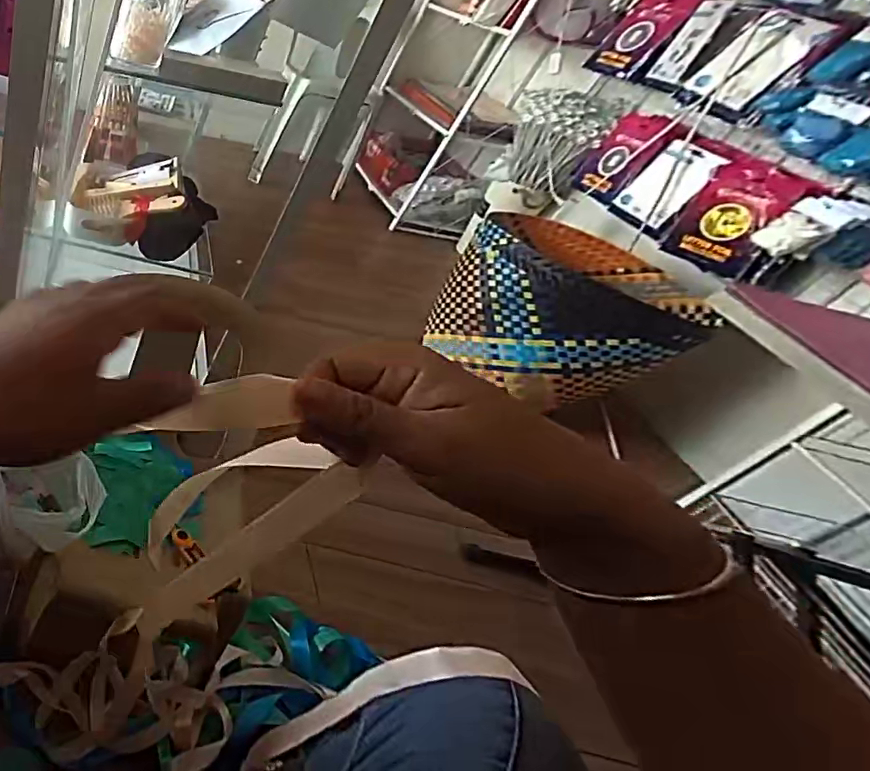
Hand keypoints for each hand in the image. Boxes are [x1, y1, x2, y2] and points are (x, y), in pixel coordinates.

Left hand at [0, 276, 245, 497]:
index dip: (196, 305)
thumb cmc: (19, 413)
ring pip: (98, 293)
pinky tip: (90, 337)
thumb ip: (145, 396)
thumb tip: (193, 381)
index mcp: (97, 314)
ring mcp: (37, 302)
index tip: (224, 320)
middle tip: (196, 319)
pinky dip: (100, 313)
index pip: (159, 296)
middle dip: (168, 299)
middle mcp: (70, 296)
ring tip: (151, 325)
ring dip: (132, 304)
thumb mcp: (91, 415)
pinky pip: (72, 304)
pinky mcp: (13, 316)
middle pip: (130, 287)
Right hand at [293, 343, 724, 595]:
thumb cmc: (500, 467)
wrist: (574, 506)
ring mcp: (410, 399)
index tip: (308, 435)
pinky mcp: (417, 423)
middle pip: (336, 382)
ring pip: (348, 404)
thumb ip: (356, 416)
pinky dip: (357, 440)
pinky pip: (368, 422)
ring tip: (352, 460)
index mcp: (404, 364)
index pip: (332, 365)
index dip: (311, 395)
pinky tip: (363, 461)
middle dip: (324, 415)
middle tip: (335, 452)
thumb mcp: (422, 443)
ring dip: (339, 430)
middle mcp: (402, 373)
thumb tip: (295, 390)